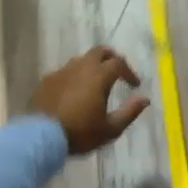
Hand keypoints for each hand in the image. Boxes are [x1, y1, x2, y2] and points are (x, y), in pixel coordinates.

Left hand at [28, 46, 150, 154]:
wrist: (42, 135)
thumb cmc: (80, 133)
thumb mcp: (110, 128)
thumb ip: (129, 112)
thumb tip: (145, 99)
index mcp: (98, 76)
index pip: (118, 63)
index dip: (129, 71)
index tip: (134, 85)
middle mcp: (80, 67)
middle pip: (99, 51)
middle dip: (111, 58)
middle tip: (117, 72)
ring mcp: (61, 71)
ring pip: (81, 60)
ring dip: (92, 66)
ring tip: (96, 83)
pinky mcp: (47, 79)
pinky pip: (65, 71)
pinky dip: (75, 76)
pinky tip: (74, 91)